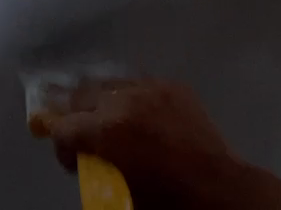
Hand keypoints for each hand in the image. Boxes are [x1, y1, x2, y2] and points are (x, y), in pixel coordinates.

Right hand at [33, 78, 245, 209]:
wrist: (220, 191)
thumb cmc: (167, 201)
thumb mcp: (120, 194)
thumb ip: (95, 169)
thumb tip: (83, 157)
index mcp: (106, 131)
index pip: (64, 126)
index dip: (61, 143)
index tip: (70, 159)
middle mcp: (122, 100)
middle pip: (81, 94)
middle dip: (76, 114)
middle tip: (82, 134)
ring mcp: (148, 87)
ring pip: (110, 83)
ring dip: (103, 101)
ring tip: (110, 118)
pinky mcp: (171, 85)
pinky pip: (140, 84)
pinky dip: (133, 98)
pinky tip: (141, 115)